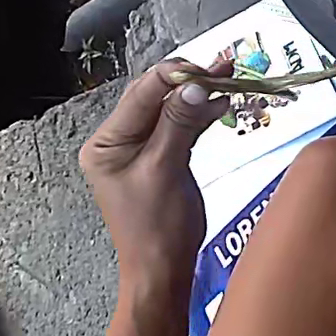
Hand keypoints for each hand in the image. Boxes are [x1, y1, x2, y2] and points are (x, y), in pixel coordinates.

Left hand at [79, 59, 230, 290]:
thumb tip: (194, 86)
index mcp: (107, 143)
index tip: (207, 67)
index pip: (141, 95)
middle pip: (157, 98)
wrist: (164, 268)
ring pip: (173, 110)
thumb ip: (178, 124)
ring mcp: (143, 148)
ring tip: (228, 80)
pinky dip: (202, 115)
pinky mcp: (165, 156)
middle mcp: (121, 140)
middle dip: (190, 82)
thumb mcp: (165, 170)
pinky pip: (183, 127)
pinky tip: (221, 105)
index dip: (174, 77)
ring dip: (200, 96)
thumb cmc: (157, 227)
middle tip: (223, 68)